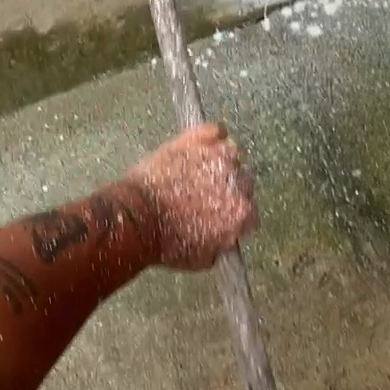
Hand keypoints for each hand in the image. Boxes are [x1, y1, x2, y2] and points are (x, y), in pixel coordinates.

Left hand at [122, 123, 257, 270]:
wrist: (138, 217)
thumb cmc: (167, 243)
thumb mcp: (202, 259)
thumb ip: (222, 244)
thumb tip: (225, 237)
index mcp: (240, 213)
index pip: (250, 212)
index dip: (235, 214)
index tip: (222, 213)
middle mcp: (236, 182)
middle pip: (244, 180)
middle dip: (230, 187)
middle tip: (208, 191)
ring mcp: (217, 156)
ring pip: (231, 152)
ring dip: (221, 160)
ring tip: (202, 166)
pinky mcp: (197, 140)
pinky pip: (214, 130)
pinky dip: (211, 135)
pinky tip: (201, 143)